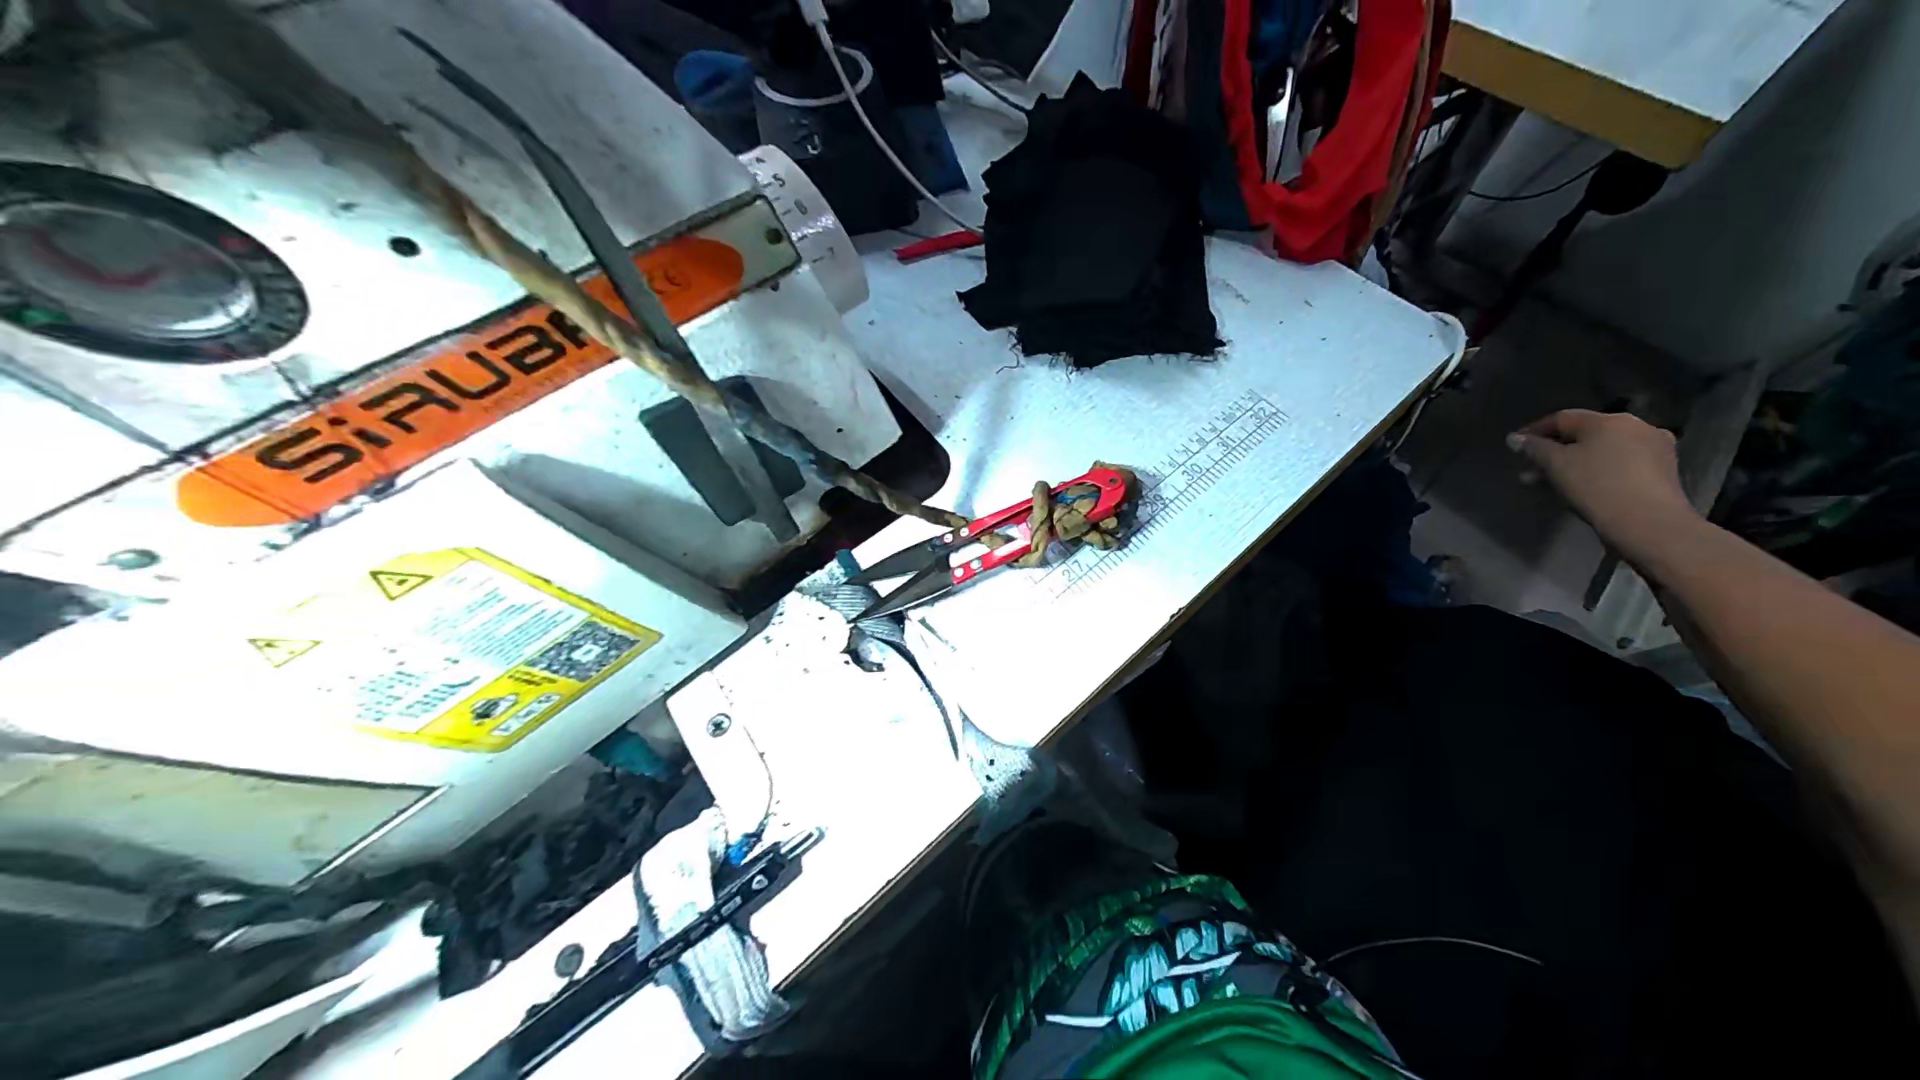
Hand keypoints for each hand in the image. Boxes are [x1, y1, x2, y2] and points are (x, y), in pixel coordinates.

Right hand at [1509, 410, 1700, 558]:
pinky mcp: (1663, 467)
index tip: (1515, 445)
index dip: (1534, 430)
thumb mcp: (1555, 465)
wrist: (1647, 520)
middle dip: (1554, 450)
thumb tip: (1514, 439)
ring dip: (1574, 461)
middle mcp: (1635, 426)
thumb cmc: (1595, 485)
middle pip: (1584, 434)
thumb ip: (1534, 448)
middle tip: (1530, 469)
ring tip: (1552, 481)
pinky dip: (1597, 468)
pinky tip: (1585, 484)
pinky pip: (1620, 461)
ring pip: (1602, 449)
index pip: (1562, 418)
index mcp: (1608, 420)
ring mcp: (1654, 446)